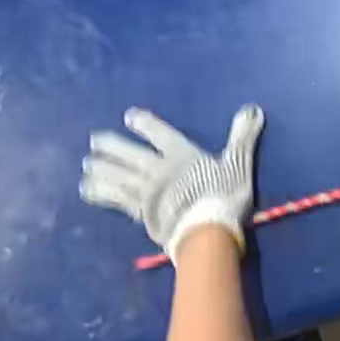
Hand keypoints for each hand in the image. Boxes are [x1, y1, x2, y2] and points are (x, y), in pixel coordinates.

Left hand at [80, 105, 264, 259]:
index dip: (145, 124)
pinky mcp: (140, 212)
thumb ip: (242, 137)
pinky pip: (115, 200)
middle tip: (94, 141)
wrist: (206, 230)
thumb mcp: (237, 164)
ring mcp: (146, 190)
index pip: (160, 133)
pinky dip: (100, 194)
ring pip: (117, 176)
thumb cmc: (224, 197)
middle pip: (129, 154)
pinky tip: (87, 191)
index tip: (130, 117)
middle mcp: (159, 169)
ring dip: (100, 170)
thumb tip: (253, 110)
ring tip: (86, 166)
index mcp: (181, 155)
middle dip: (112, 147)